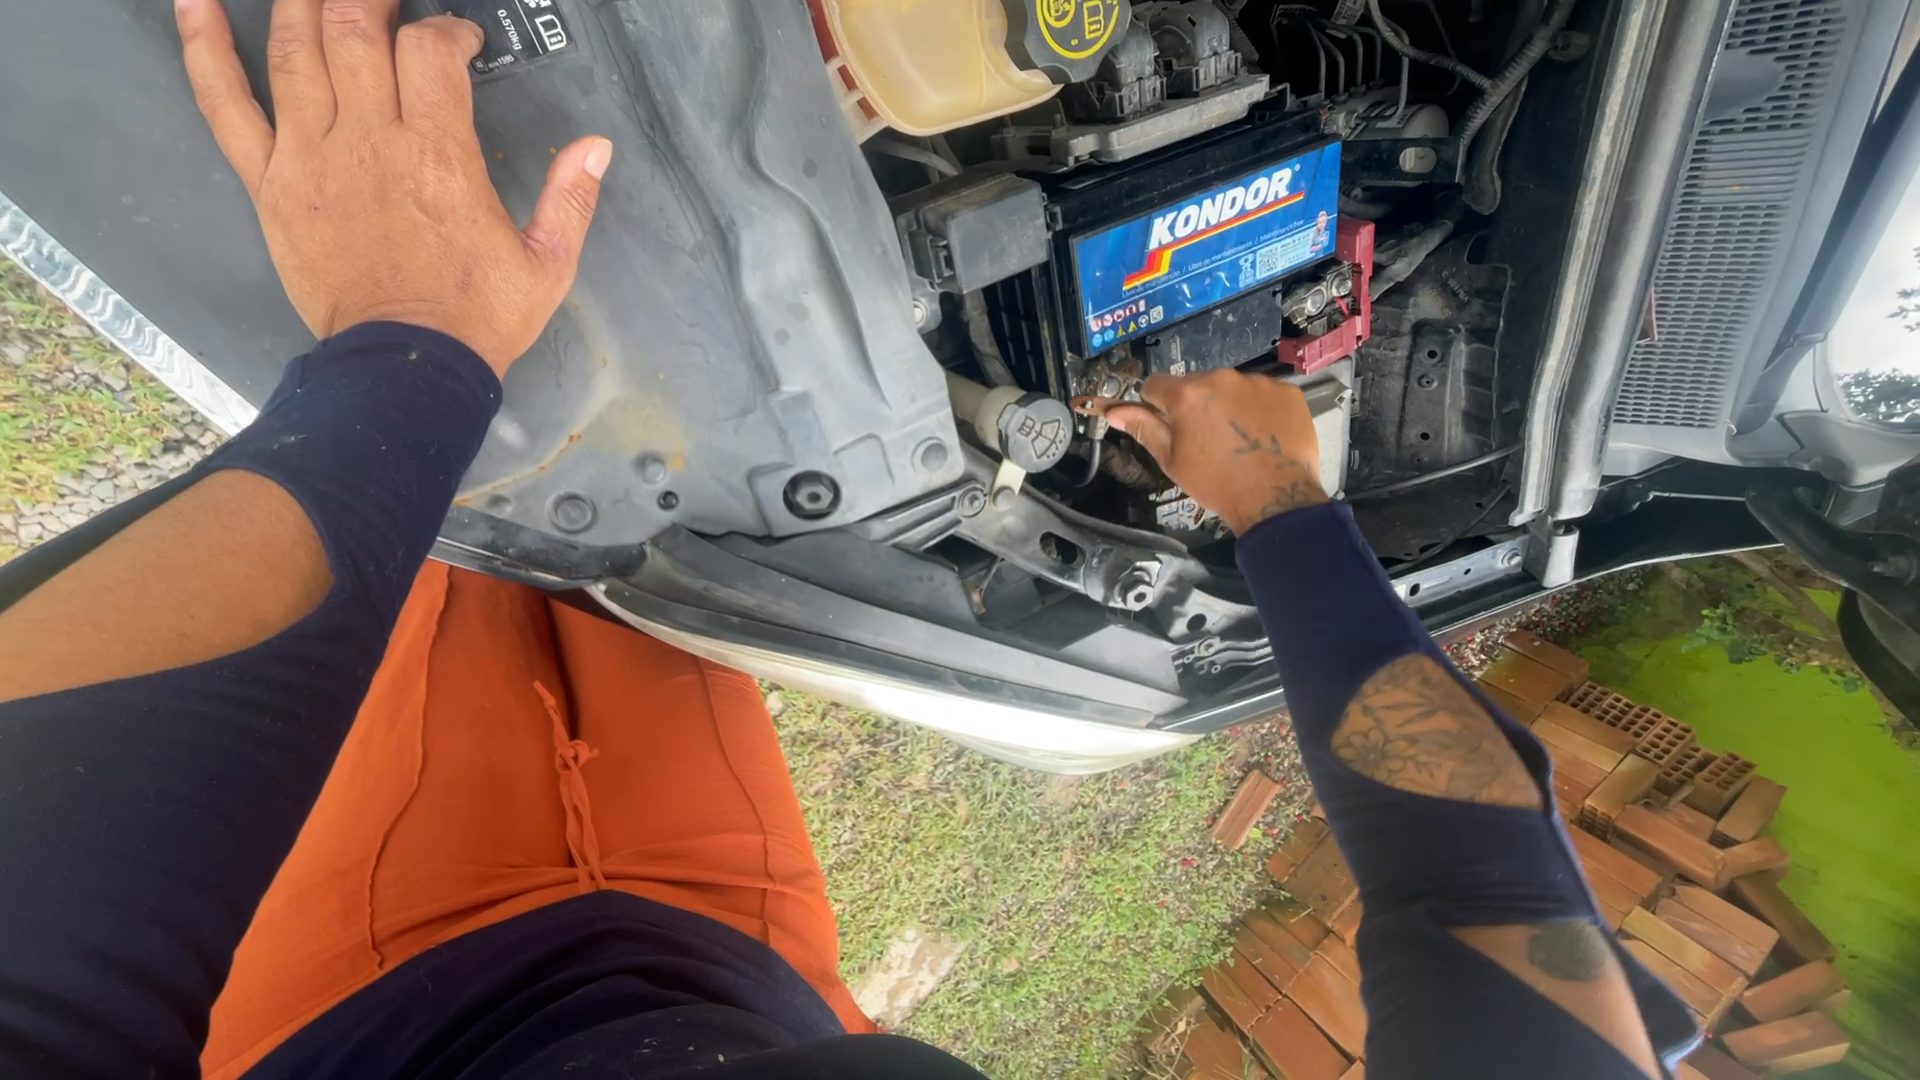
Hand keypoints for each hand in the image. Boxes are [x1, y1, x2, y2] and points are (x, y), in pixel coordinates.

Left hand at [176, 0, 611, 372]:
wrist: (413, 363)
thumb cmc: (484, 316)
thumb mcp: (549, 264)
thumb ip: (571, 200)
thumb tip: (598, 147)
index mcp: (442, 158)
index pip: (432, 56)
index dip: (447, 32)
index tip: (462, 40)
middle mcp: (371, 141)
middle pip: (354, 32)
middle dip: (371, 0)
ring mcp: (311, 156)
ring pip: (294, 50)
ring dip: (305, 5)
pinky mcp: (270, 182)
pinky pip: (224, 100)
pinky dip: (204, 45)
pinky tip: (199, 4)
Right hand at [1075, 370, 1326, 533]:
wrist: (1274, 497)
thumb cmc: (1215, 482)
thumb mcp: (1171, 460)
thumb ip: (1143, 429)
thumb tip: (1115, 412)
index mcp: (1187, 394)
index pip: (1155, 384)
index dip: (1155, 405)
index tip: (1166, 425)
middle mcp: (1221, 378)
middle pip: (1195, 384)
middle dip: (1193, 404)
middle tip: (1204, 438)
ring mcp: (1257, 382)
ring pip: (1229, 387)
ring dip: (1226, 405)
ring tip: (1236, 438)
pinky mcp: (1287, 391)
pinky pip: (1262, 393)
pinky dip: (1257, 409)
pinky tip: (1260, 435)